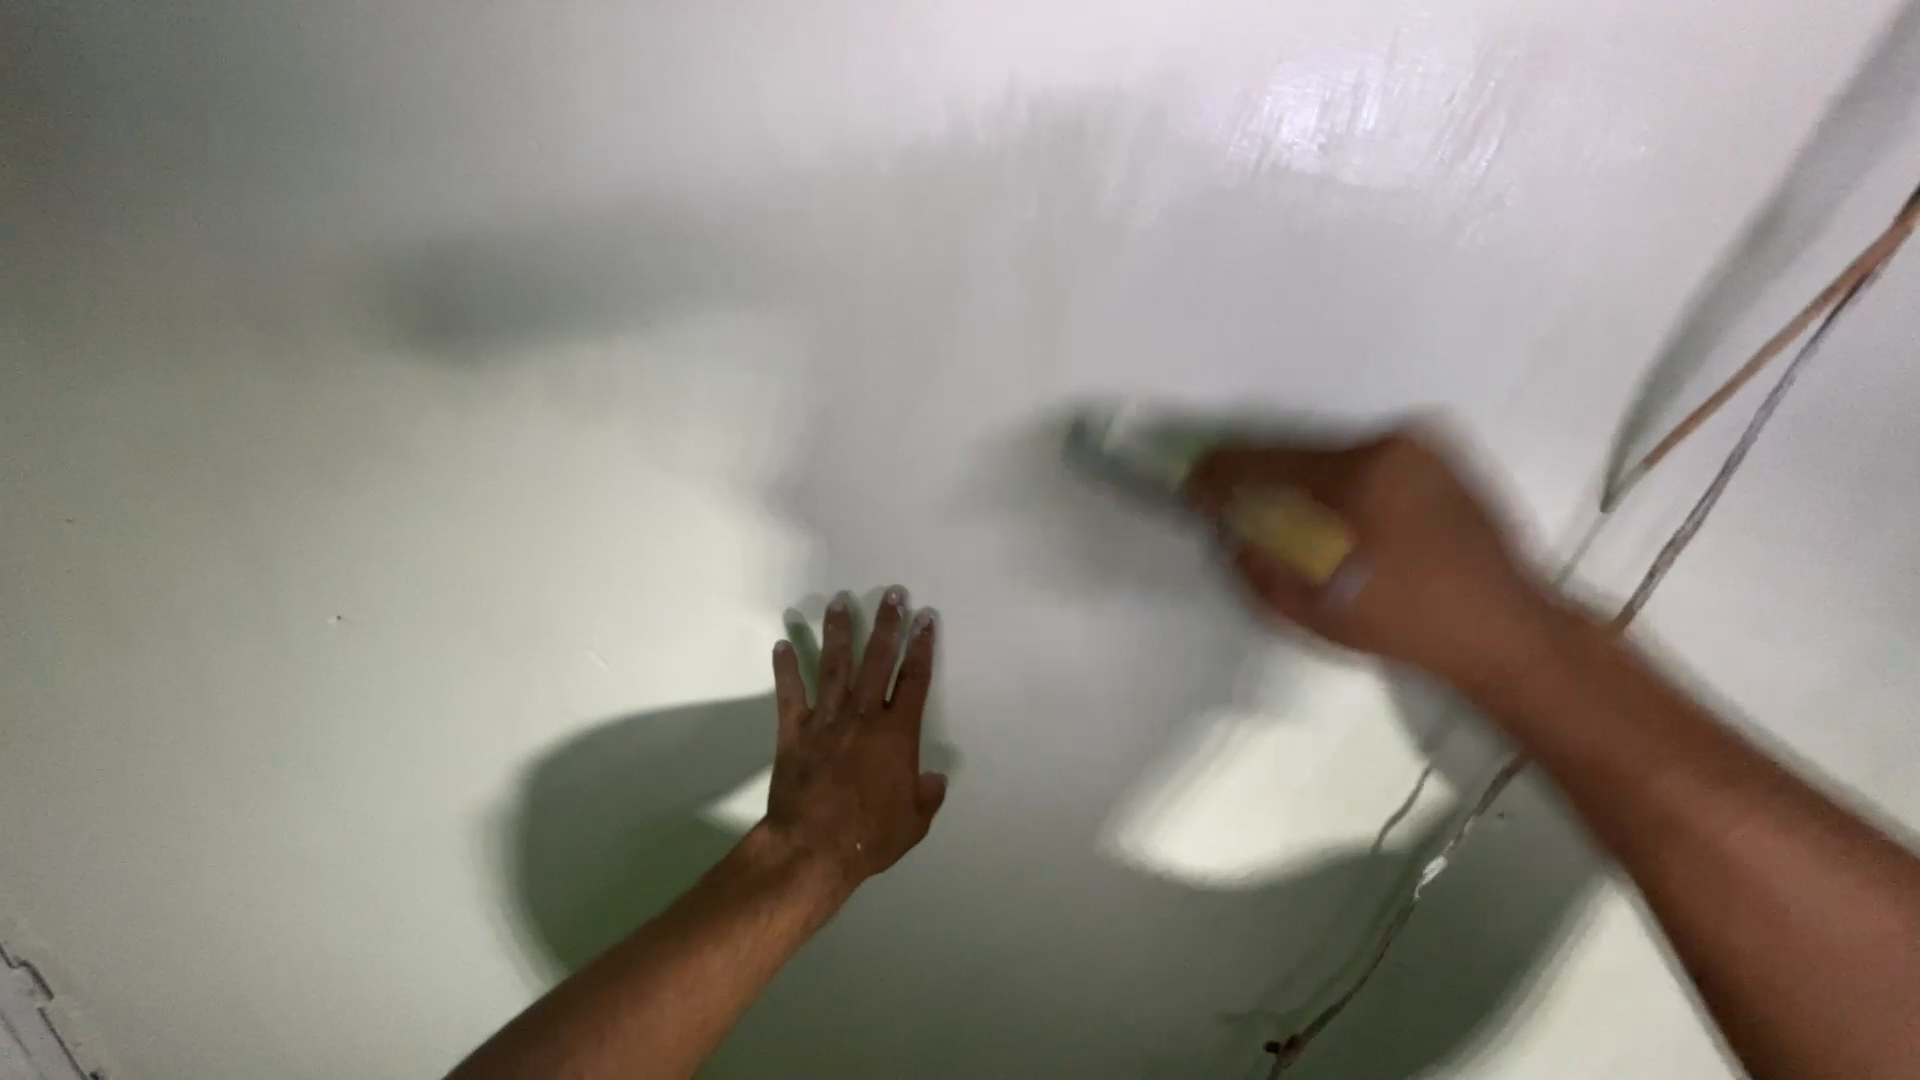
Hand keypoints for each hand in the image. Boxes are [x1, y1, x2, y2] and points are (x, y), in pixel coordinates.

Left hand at [760, 587, 946, 893]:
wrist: (813, 848)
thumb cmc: (869, 837)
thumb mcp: (914, 822)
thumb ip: (927, 796)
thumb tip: (934, 779)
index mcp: (896, 734)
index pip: (914, 680)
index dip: (922, 647)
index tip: (925, 620)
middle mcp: (863, 717)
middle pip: (877, 661)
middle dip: (887, 625)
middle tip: (892, 594)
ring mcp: (826, 721)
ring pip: (835, 667)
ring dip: (838, 633)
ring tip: (839, 602)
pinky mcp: (794, 732)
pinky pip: (790, 694)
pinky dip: (785, 669)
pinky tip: (782, 644)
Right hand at [1184, 425, 1558, 688]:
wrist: (1506, 630)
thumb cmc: (1403, 625)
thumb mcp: (1307, 608)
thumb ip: (1252, 562)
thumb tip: (1229, 529)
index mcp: (1359, 475)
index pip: (1265, 460)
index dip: (1218, 473)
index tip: (1190, 485)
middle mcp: (1392, 443)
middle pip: (1298, 452)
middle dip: (1258, 476)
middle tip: (1229, 499)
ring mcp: (1425, 446)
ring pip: (1334, 454)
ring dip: (1299, 478)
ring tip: (1280, 510)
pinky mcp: (1444, 458)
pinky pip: (1368, 461)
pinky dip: (1338, 480)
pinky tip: (1334, 512)